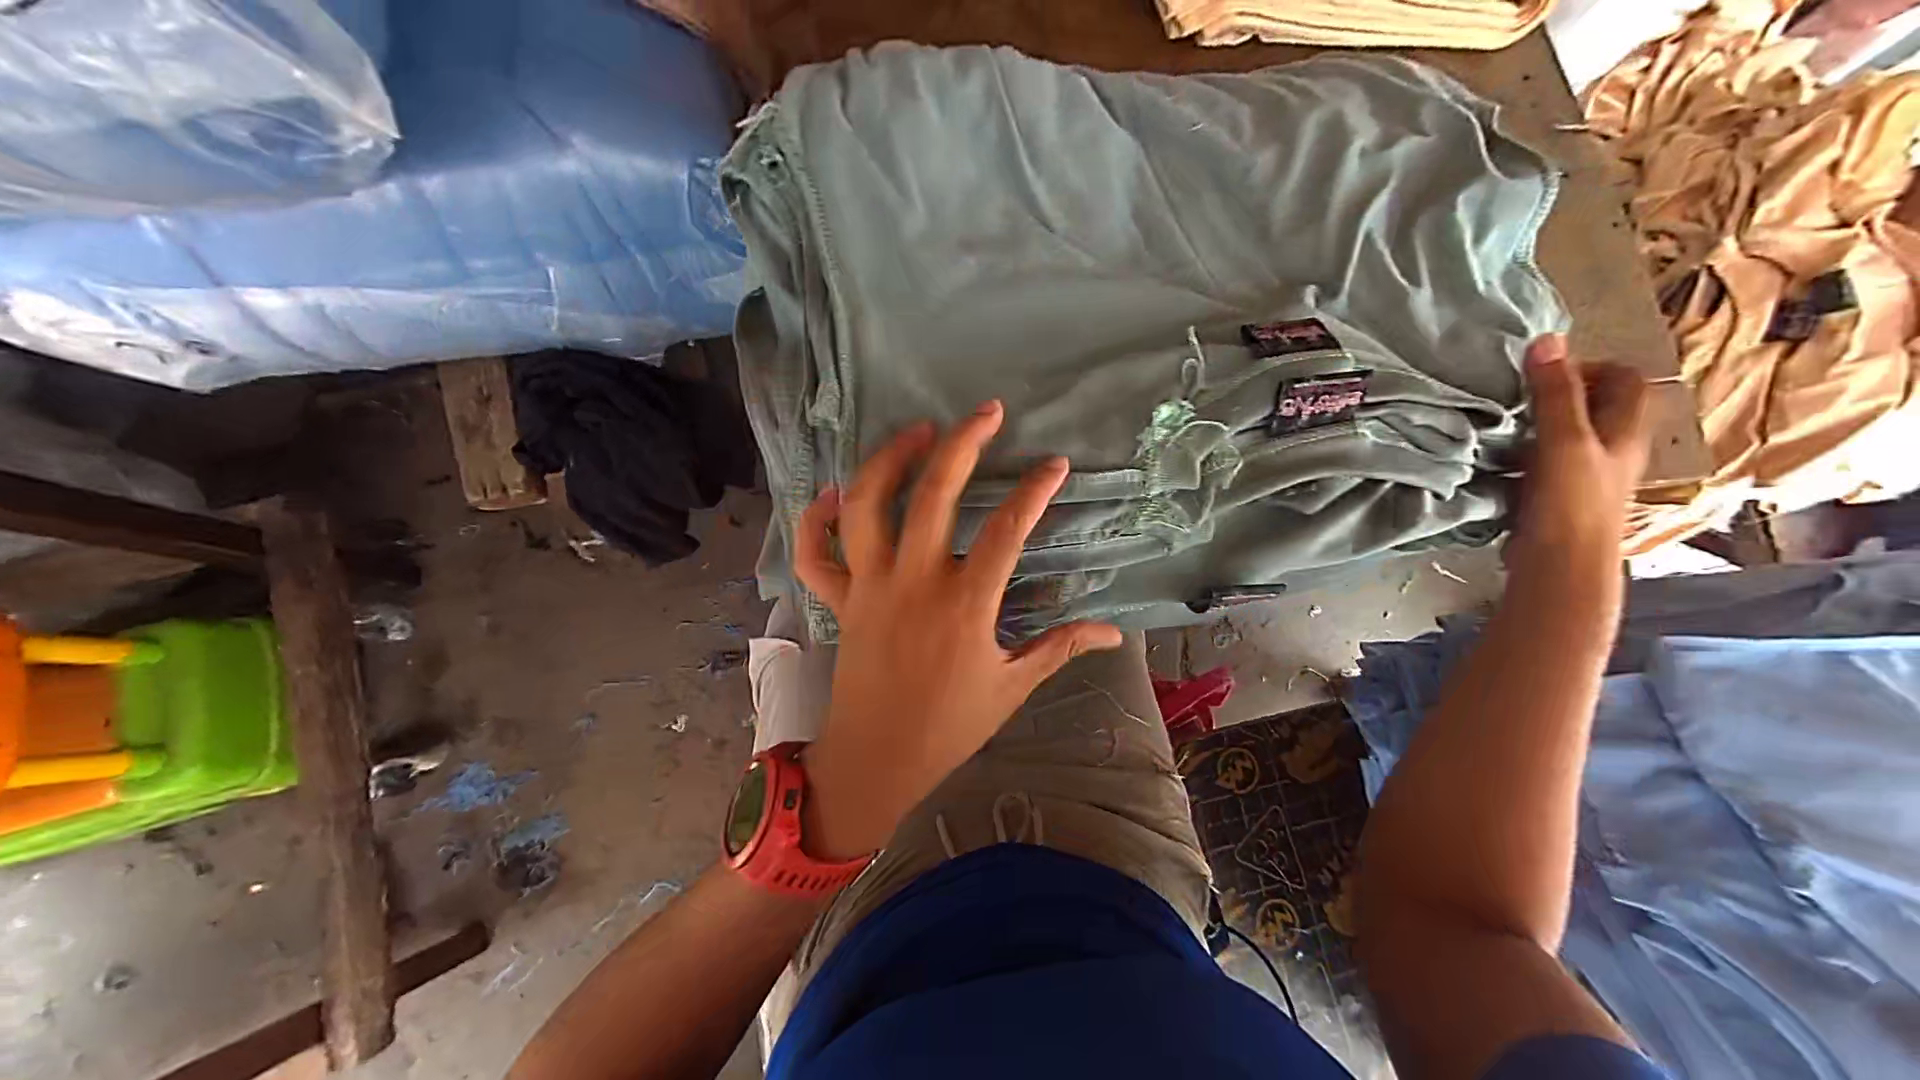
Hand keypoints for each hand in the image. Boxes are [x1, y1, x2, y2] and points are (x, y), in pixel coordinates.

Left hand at [793, 400, 1122, 859]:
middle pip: (935, 494)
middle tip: (986, 412)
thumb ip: (1059, 649)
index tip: (1055, 464)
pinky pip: (817, 553)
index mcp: (964, 604)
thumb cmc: (948, 726)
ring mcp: (870, 586)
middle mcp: (914, 581)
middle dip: (962, 443)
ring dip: (890, 460)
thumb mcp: (1011, 687)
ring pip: (869, 506)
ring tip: (917, 432)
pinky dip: (818, 520)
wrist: (876, 760)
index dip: (1035, 490)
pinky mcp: (842, 600)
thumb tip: (1113, 633)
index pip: (1008, 530)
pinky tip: (837, 494)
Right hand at [1508, 334, 1651, 577]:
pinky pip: (1540, 465)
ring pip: (1563, 437)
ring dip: (1534, 428)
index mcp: (1625, 431)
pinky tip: (1496, 464)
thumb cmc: (1570, 502)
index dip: (1588, 367)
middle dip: (1555, 397)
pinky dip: (1520, 458)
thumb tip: (1547, 339)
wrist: (1560, 567)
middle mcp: (1611, 450)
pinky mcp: (1556, 498)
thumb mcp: (1562, 440)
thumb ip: (1554, 392)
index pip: (1623, 378)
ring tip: (1500, 428)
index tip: (1543, 375)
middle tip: (1515, 400)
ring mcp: (1584, 477)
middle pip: (1591, 407)